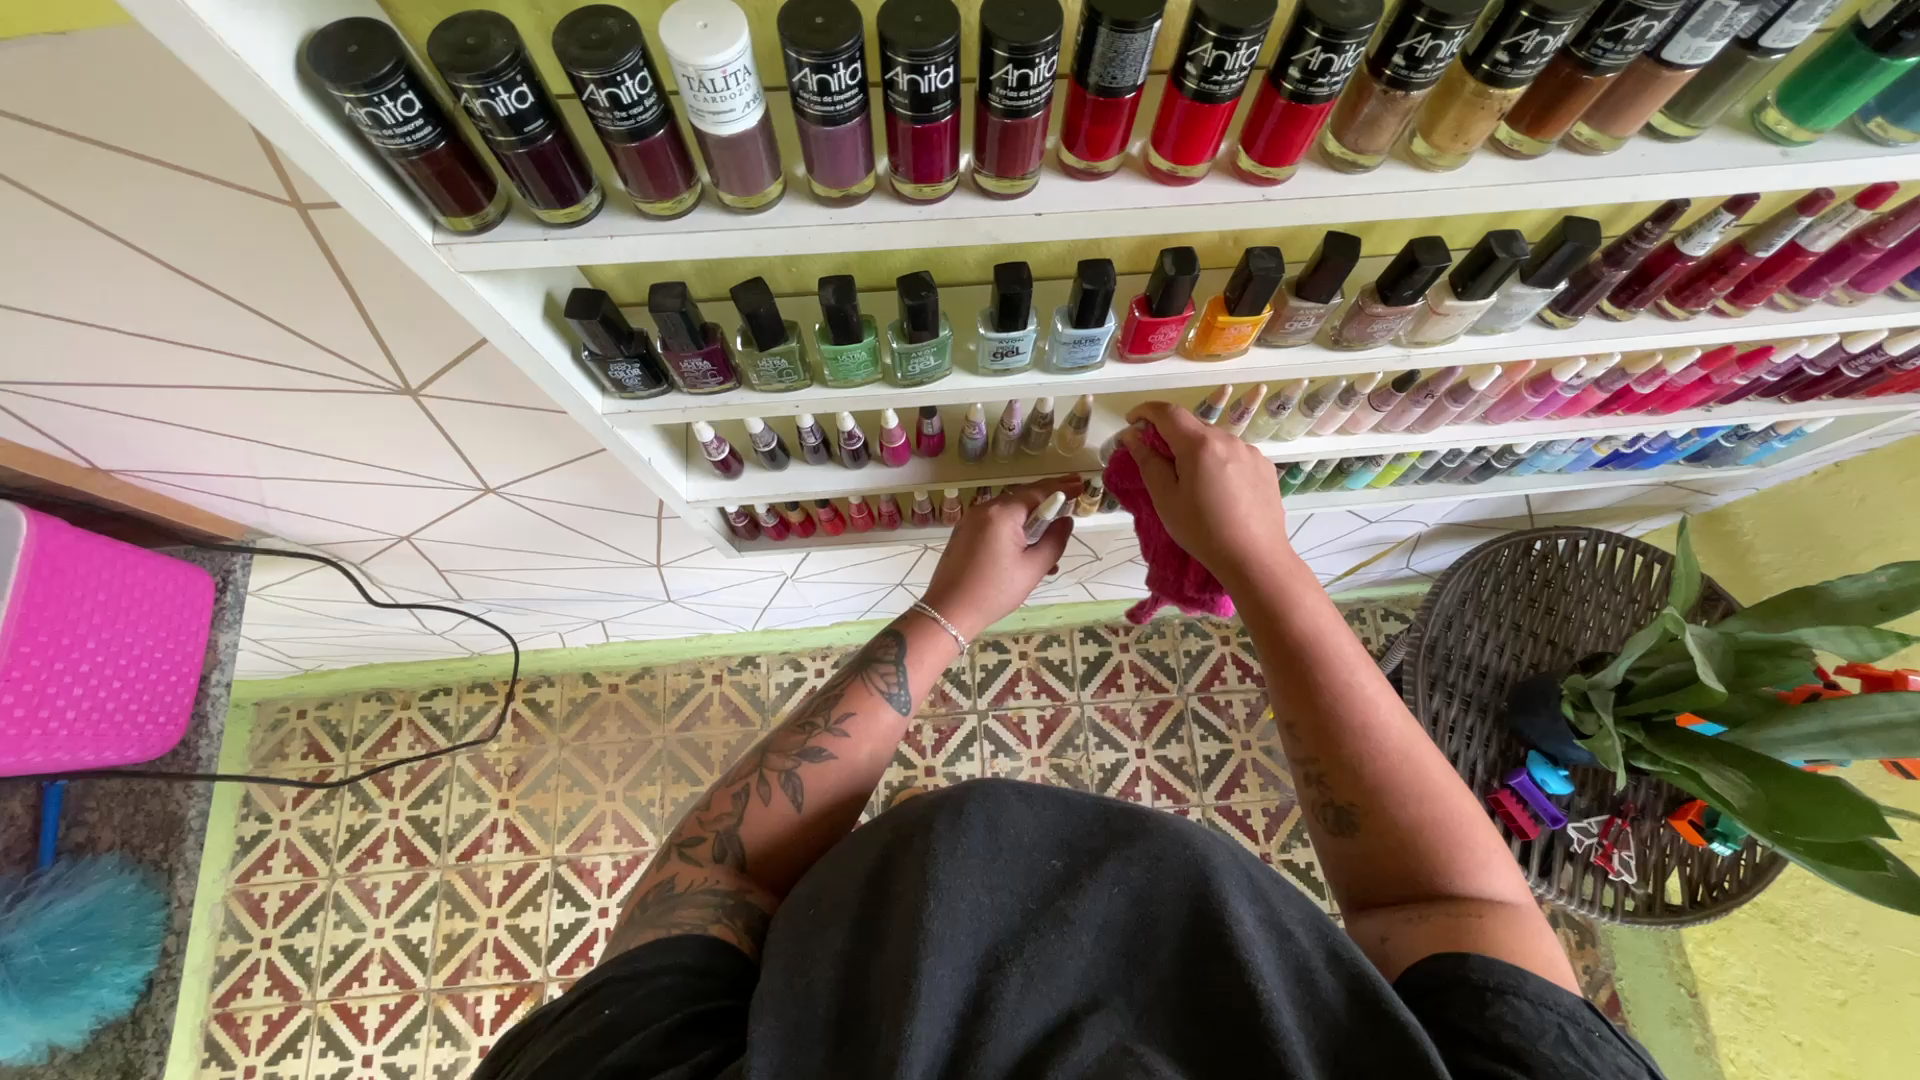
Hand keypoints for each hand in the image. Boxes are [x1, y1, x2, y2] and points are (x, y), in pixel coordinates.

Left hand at [921, 476, 1082, 639]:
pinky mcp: (964, 533)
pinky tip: (1028, 548)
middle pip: (1022, 497)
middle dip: (1048, 498)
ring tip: (1054, 531)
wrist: (948, 611)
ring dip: (1031, 518)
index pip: (1038, 491)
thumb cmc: (994, 592)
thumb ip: (1054, 541)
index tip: (1081, 485)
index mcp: (1002, 514)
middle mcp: (984, 510)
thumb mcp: (1033, 568)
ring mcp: (970, 520)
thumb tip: (1066, 520)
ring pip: (1009, 512)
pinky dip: (1014, 529)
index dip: (1061, 488)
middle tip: (1073, 494)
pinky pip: (995, 524)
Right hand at [1120, 401, 1294, 588]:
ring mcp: (1251, 452)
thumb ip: (1148, 462)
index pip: (1167, 412)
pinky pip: (1233, 454)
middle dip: (1169, 434)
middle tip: (1155, 459)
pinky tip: (1217, 490)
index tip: (1132, 422)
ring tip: (1189, 481)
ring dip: (1195, 449)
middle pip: (1192, 425)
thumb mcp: (1165, 498)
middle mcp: (1228, 439)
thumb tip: (1133, 436)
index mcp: (1200, 444)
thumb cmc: (1202, 530)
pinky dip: (1217, 461)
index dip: (1145, 411)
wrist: (1254, 557)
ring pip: (1214, 440)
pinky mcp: (1265, 467)